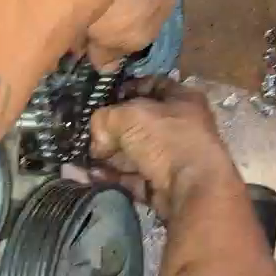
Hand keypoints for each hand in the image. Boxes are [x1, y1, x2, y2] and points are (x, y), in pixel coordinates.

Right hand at [89, 79, 243, 220]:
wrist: (191, 189)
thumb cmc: (166, 139)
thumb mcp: (127, 116)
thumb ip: (104, 119)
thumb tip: (98, 140)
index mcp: (183, 99)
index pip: (152, 85)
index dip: (126, 89)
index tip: (102, 98)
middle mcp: (181, 127)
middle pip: (139, 123)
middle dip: (112, 130)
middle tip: (90, 135)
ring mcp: (174, 158)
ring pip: (134, 153)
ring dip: (109, 156)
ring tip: (84, 160)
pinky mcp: (165, 186)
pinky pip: (134, 177)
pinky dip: (114, 177)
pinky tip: (94, 176)